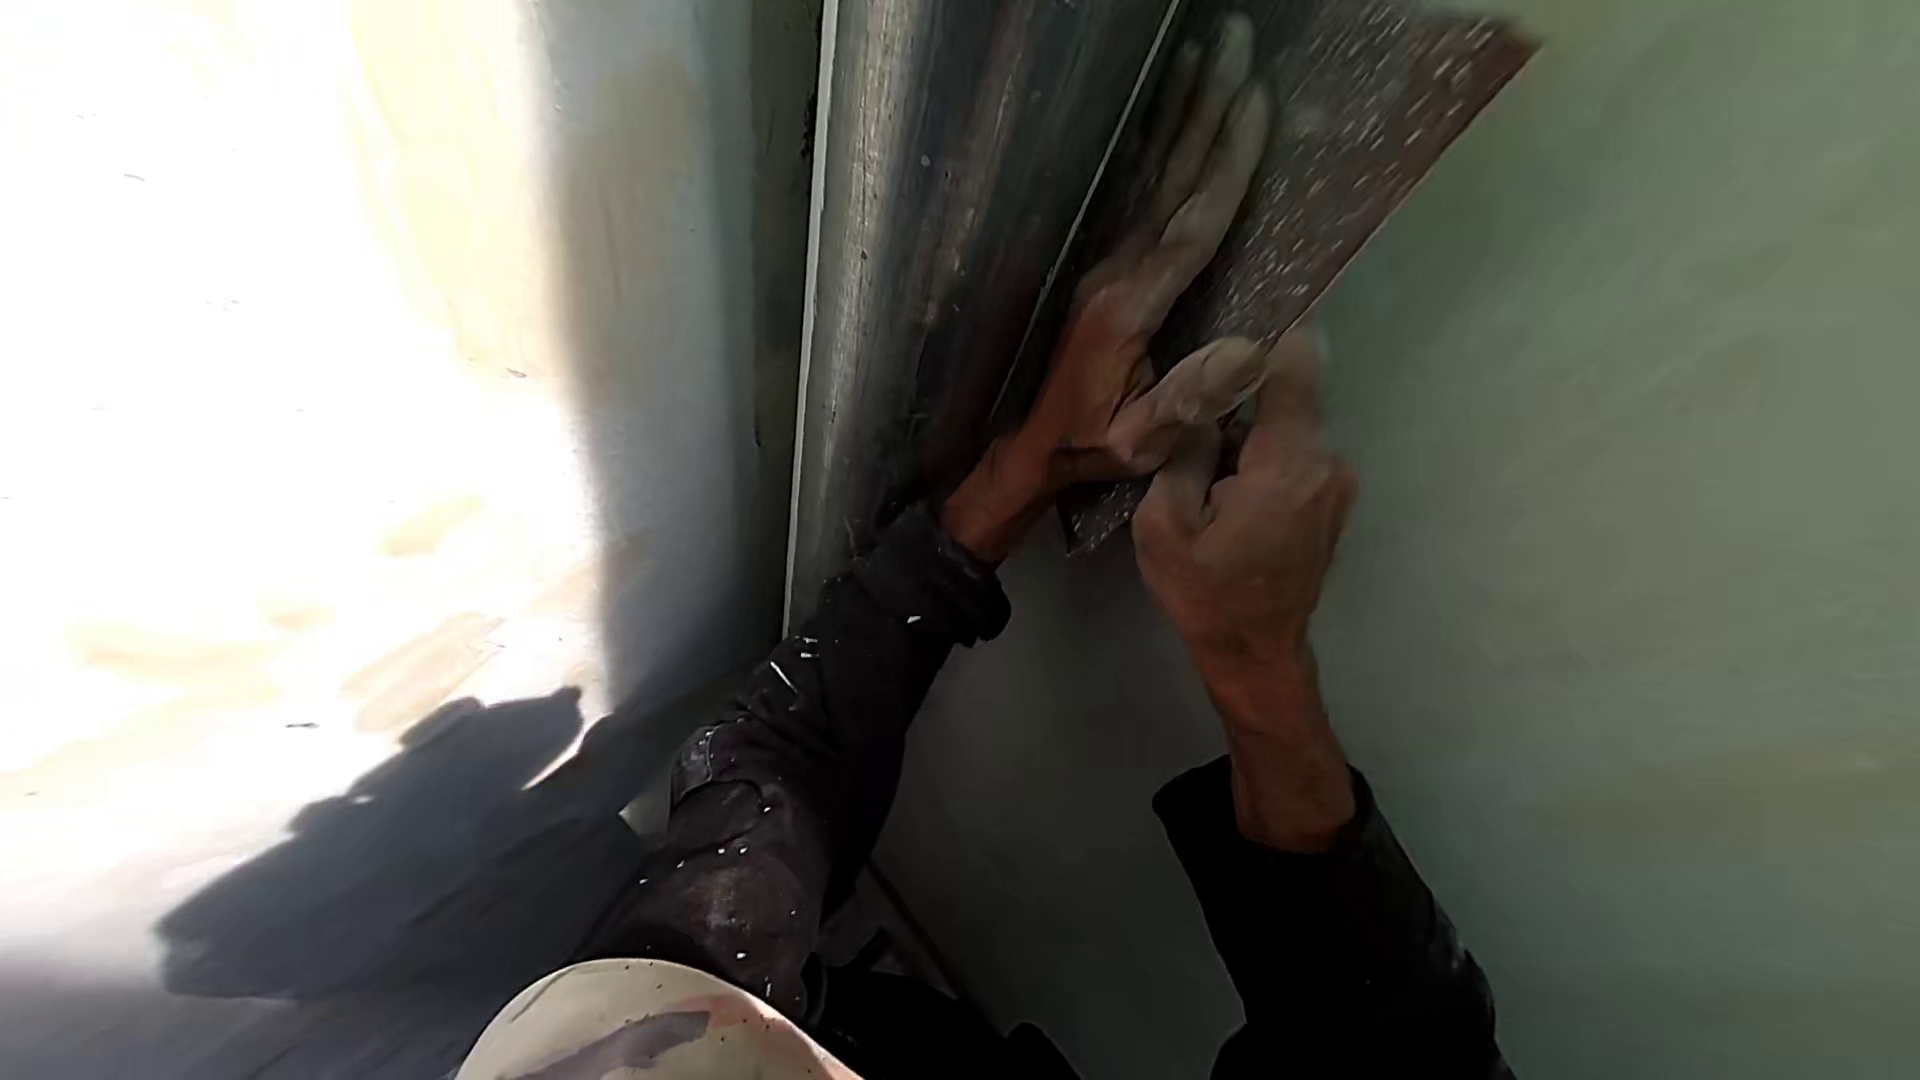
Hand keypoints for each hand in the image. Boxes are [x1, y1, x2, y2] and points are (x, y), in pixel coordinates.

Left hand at [943, 14, 1271, 560]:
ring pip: (1143, 182)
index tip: (1255, 103)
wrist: (1031, 445)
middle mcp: (1113, 277)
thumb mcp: (1137, 442)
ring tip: (1201, 56)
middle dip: (1203, 112)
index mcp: (1129, 312)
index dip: (1224, 167)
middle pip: (1167, 183)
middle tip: (1231, 42)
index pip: (1188, 228)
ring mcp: (1099, 272)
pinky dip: (1147, 157)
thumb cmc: (1086, 447)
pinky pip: (1126, 204)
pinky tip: (1160, 125)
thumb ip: (1187, 400)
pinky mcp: (1094, 277)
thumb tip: (1253, 349)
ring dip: (1174, 118)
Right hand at [1133, 330, 1357, 850]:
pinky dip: (1258, 456)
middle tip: (1185, 414)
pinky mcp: (1329, 501)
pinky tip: (1222, 487)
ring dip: (1244, 433)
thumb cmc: (1204, 591)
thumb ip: (1183, 453)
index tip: (1228, 326)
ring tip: (1197, 463)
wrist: (1254, 651)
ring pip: (1287, 426)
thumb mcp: (1164, 524)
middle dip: (1236, 398)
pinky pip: (1293, 454)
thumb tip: (1202, 404)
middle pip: (1287, 394)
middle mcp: (1328, 463)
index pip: (1295, 364)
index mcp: (1288, 464)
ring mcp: (1336, 483)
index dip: (1265, 335)